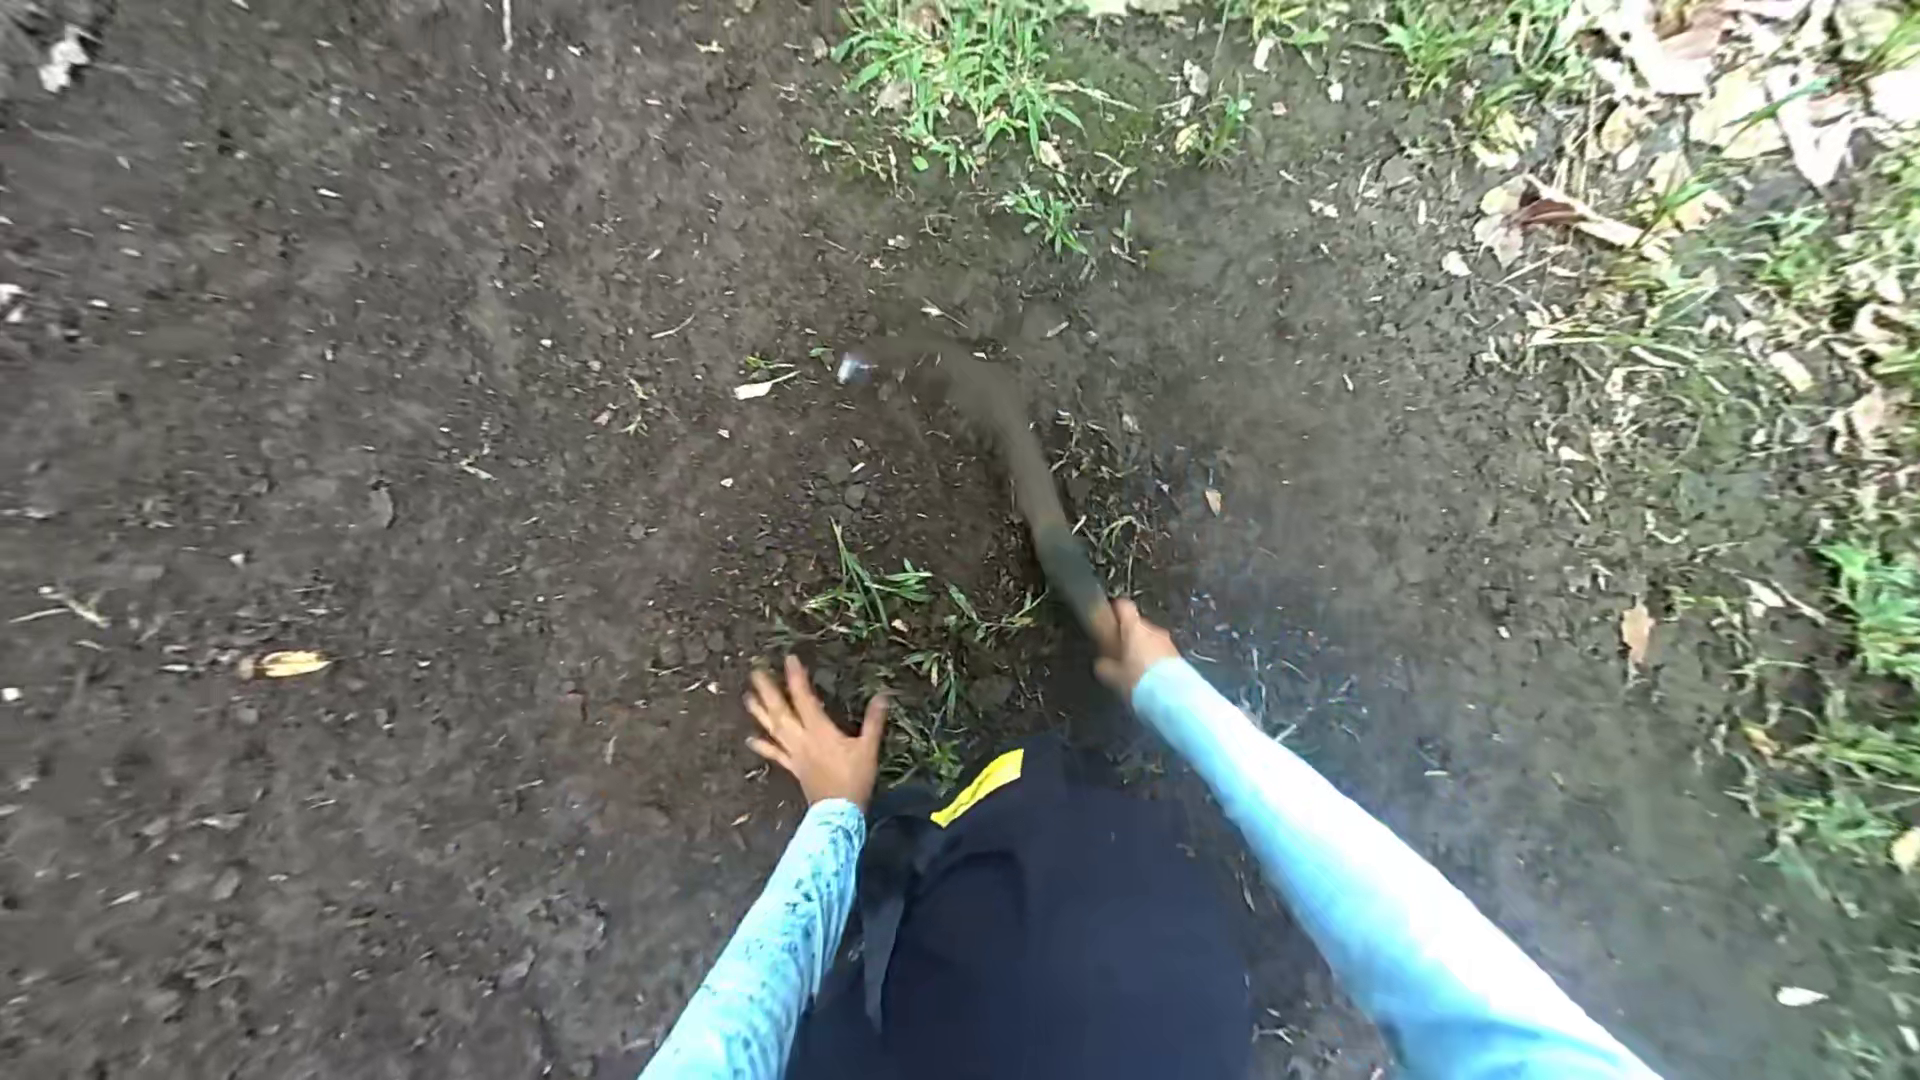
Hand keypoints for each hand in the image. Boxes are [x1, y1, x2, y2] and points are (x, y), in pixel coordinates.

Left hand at [744, 655, 888, 810]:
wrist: (838, 814)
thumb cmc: (854, 778)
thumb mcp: (868, 748)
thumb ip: (873, 721)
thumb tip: (882, 695)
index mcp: (819, 730)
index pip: (804, 698)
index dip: (795, 678)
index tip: (789, 659)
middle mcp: (801, 739)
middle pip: (780, 711)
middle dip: (768, 690)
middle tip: (755, 671)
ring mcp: (794, 754)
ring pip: (773, 729)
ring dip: (759, 712)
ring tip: (747, 696)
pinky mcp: (792, 767)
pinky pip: (774, 753)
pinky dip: (762, 745)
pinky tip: (751, 738)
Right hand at [1094, 599, 1181, 696]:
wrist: (1174, 698)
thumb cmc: (1140, 681)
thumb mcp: (1112, 676)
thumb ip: (1104, 666)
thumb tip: (1101, 664)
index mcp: (1134, 628)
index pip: (1123, 605)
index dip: (1114, 609)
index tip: (1108, 617)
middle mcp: (1153, 630)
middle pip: (1137, 624)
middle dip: (1127, 635)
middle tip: (1118, 652)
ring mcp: (1168, 642)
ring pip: (1150, 638)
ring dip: (1142, 648)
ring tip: (1134, 668)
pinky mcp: (1178, 656)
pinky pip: (1161, 651)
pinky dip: (1154, 659)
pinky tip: (1148, 676)